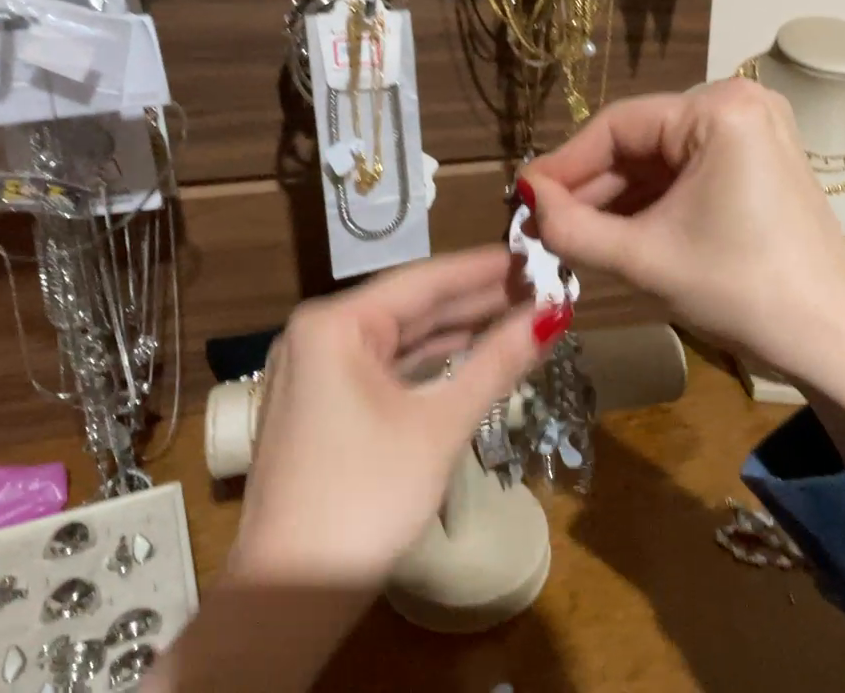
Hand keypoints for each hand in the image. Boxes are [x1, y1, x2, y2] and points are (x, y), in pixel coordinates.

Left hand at [230, 246, 547, 588]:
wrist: (291, 592)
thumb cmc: (366, 495)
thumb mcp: (439, 424)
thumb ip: (496, 363)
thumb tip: (553, 317)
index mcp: (334, 324)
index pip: (423, 280)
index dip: (483, 268)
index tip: (531, 252)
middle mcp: (318, 336)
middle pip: (411, 306)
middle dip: (475, 299)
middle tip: (536, 284)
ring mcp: (316, 372)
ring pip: (399, 339)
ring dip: (456, 331)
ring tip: (517, 314)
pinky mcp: (324, 407)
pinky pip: (385, 368)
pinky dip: (429, 363)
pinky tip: (470, 354)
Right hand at [520, 79, 844, 458]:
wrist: (830, 341)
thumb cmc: (740, 291)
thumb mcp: (645, 259)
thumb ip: (572, 228)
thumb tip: (526, 202)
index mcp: (720, 110)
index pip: (618, 124)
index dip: (564, 163)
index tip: (522, 196)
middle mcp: (741, 103)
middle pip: (640, 141)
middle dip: (591, 185)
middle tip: (542, 221)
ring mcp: (756, 132)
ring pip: (661, 160)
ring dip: (617, 197)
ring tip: (569, 232)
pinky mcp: (760, 162)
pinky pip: (688, 173)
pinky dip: (652, 202)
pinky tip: (614, 230)